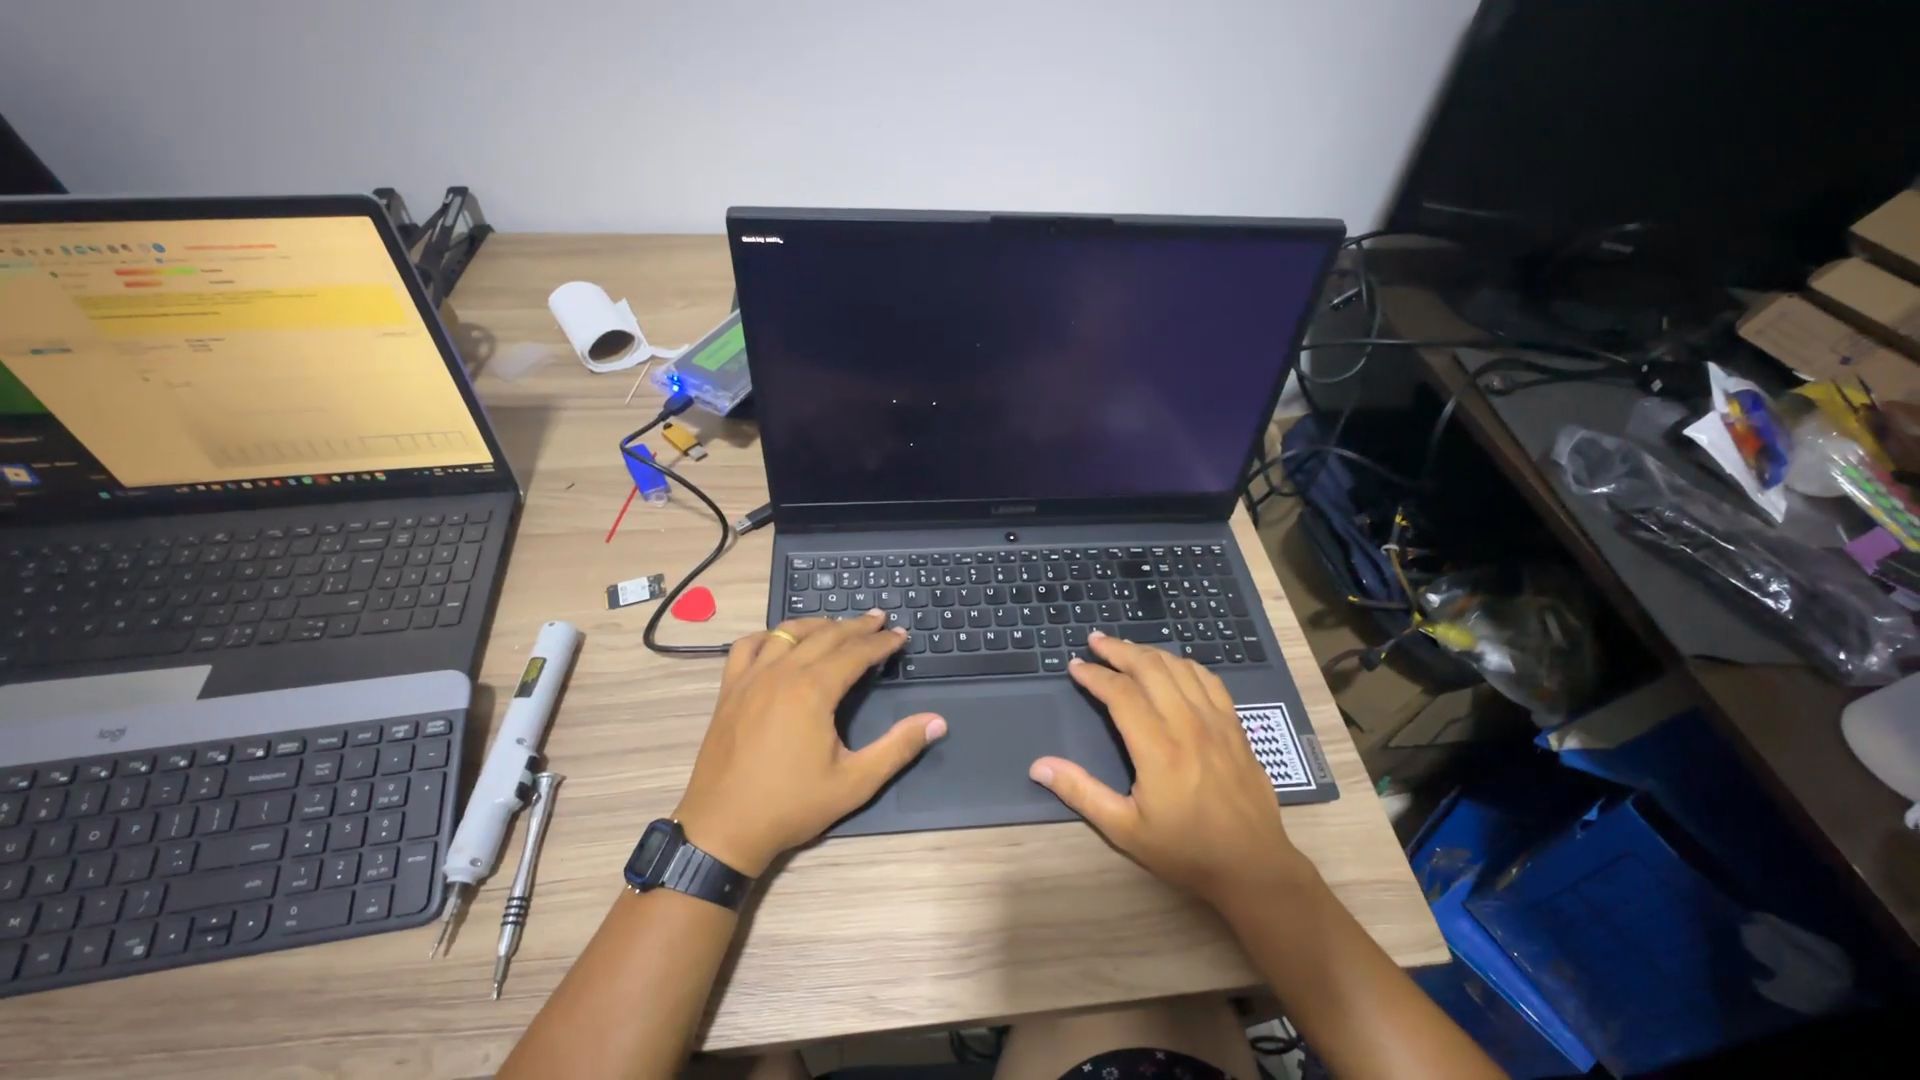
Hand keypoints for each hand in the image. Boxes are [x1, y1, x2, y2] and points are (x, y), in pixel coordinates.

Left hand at [673, 612, 946, 876]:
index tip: (901, 635)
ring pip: (787, 634)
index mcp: (813, 691)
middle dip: (856, 626)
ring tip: (838, 623)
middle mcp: (781, 673)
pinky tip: (779, 640)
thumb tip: (938, 722)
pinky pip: (747, 647)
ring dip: (817, 624)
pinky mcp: (728, 691)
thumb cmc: (792, 806)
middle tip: (880, 619)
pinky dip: (768, 636)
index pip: (856, 653)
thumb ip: (898, 747)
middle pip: (825, 636)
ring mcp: (749, 679)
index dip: (882, 643)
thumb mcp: (855, 782)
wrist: (723, 828)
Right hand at [1029, 631, 1311, 907]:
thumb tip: (1039, 766)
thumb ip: (1081, 792)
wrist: (1252, 865)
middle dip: (1119, 650)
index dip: (1095, 675)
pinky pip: (1209, 680)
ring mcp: (1216, 722)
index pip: (1120, 694)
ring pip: (1180, 668)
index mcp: (1158, 749)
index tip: (1075, 666)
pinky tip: (1172, 666)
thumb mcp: (1124, 829)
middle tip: (1095, 641)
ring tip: (1126, 649)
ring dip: (1149, 652)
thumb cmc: (1184, 850)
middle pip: (1151, 669)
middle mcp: (1188, 725)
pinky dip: (1184, 665)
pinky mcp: (1235, 727)